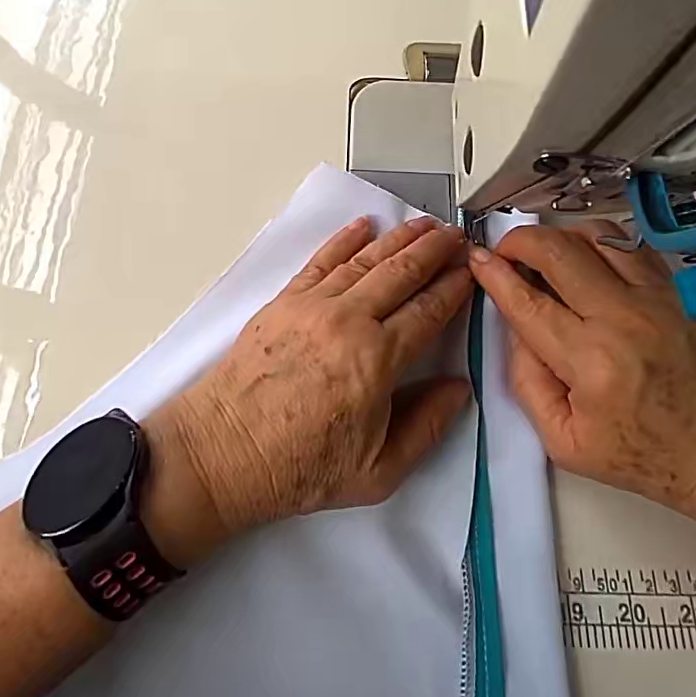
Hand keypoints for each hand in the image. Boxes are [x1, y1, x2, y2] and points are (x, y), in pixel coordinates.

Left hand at [140, 215, 476, 567]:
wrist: (225, 450)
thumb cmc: (299, 467)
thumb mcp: (379, 471)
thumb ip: (426, 426)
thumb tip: (458, 388)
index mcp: (376, 361)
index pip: (428, 312)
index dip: (453, 289)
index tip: (470, 273)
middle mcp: (346, 322)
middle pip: (400, 274)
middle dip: (433, 250)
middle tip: (455, 236)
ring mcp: (310, 308)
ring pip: (364, 261)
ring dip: (397, 239)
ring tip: (422, 224)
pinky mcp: (281, 304)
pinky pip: (319, 262)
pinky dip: (343, 241)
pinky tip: (362, 227)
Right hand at [465, 220, 695, 546]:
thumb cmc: (651, 456)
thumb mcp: (563, 440)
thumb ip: (527, 381)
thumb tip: (515, 332)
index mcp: (591, 361)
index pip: (526, 301)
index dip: (493, 274)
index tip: (476, 260)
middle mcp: (624, 320)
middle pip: (558, 251)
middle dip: (519, 241)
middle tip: (502, 251)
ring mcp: (656, 301)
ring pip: (596, 237)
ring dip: (559, 236)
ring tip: (541, 254)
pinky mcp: (676, 296)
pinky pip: (631, 247)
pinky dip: (598, 242)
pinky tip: (583, 258)